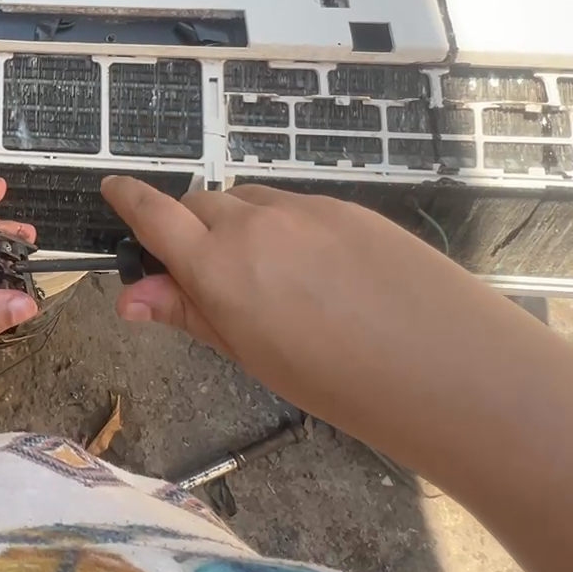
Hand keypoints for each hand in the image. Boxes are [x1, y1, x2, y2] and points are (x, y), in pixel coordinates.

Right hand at [101, 177, 541, 431]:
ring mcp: (301, 209)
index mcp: (217, 266)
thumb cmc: (340, 383)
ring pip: (246, 200)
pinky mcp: (345, 206)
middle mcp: (250, 224)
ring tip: (276, 273)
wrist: (460, 375)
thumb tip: (128, 299)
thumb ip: (186, 313)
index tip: (112, 189)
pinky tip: (322, 268)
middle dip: (192, 227)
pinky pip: (294, 205)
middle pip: (198, 203)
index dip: (126, 196)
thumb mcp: (249, 353)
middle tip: (216, 273)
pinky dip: (286, 225)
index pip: (151, 213)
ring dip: (240, 223)